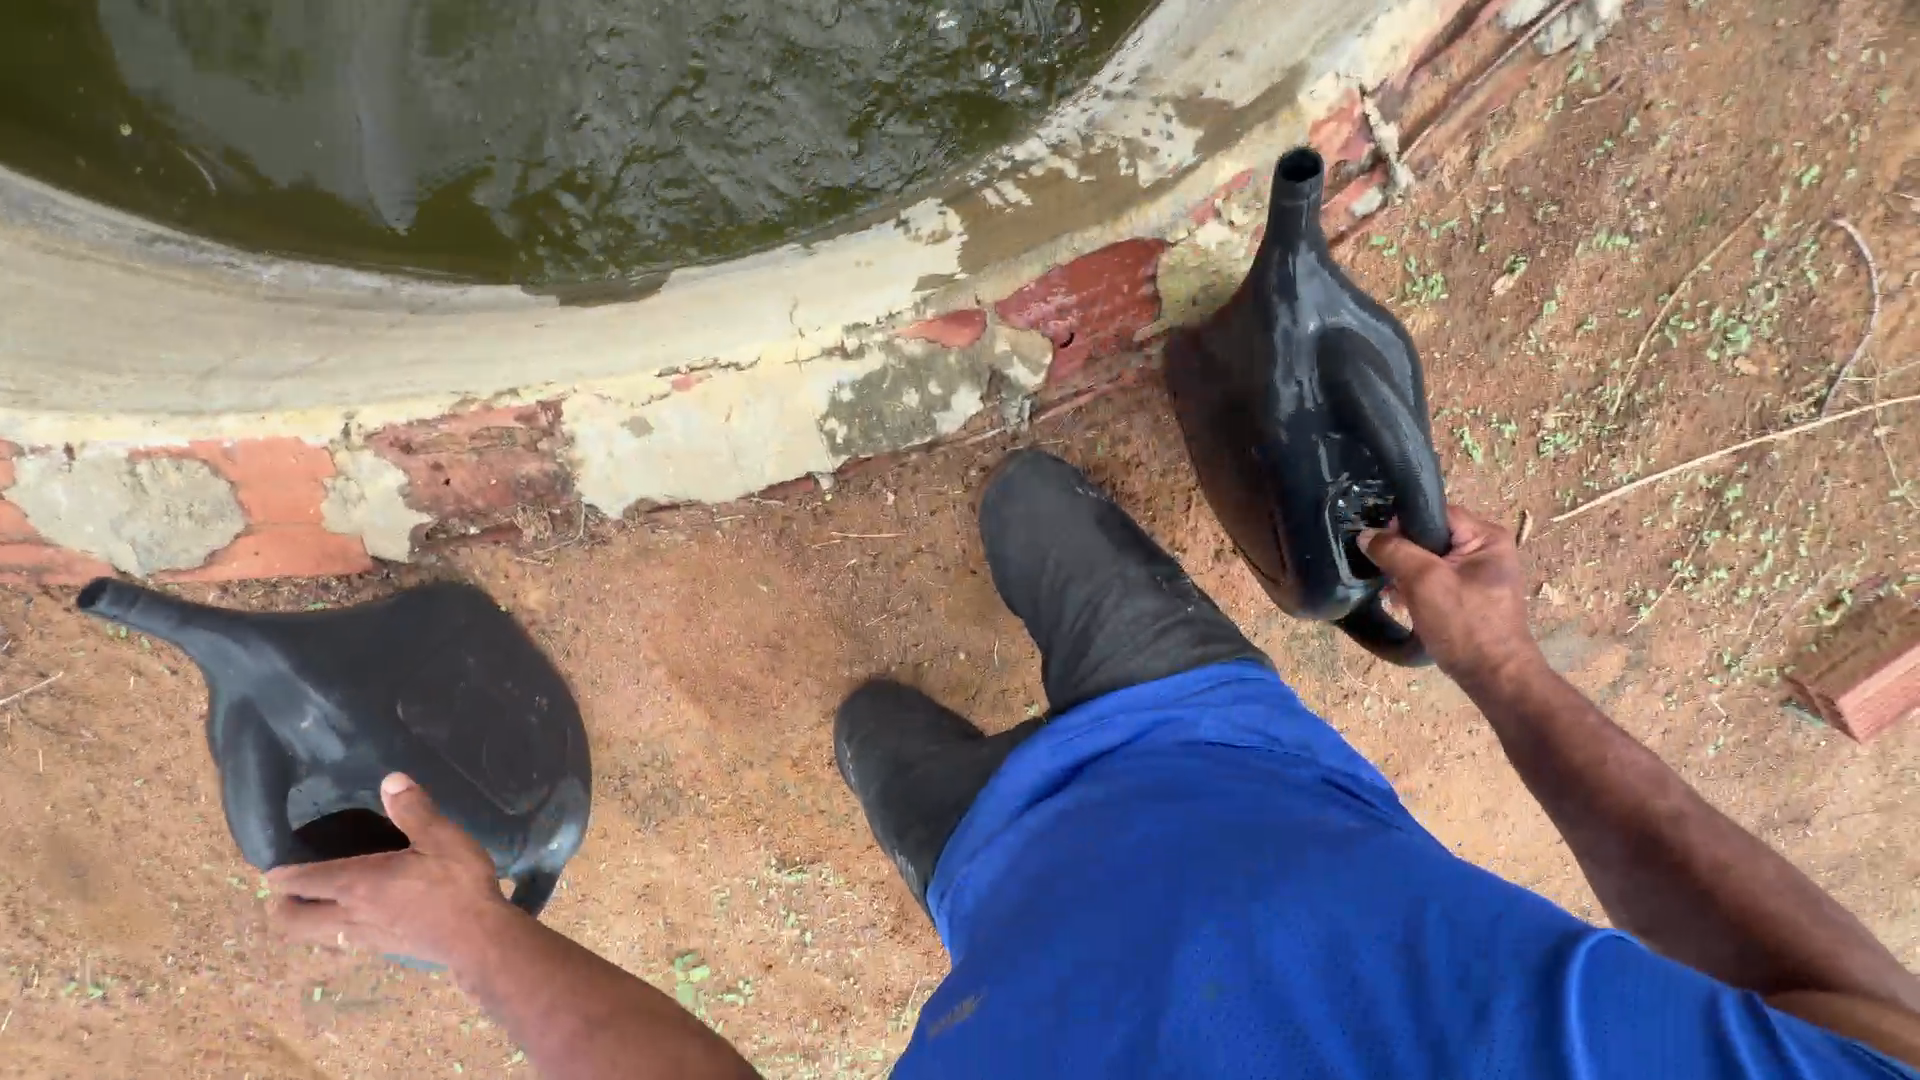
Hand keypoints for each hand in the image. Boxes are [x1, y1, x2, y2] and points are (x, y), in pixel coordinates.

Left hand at [267, 773, 516, 966]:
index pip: (300, 882)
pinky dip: (333, 930)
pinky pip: (339, 941)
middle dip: (283, 904)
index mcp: (357, 883)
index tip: (274, 865)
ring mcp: (363, 936)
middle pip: (291, 919)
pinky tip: (358, 916)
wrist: (477, 936)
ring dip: (305, 920)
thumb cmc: (457, 882)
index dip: (281, 874)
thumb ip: (414, 811)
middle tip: (293, 886)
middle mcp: (348, 913)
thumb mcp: (443, 838)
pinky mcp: (381, 948)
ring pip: (311, 935)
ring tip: (319, 902)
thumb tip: (390, 780)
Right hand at [1360, 505, 1542, 683]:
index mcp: (1487, 537)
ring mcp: (1476, 574)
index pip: (1435, 513)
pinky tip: (1401, 603)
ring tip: (1393, 592)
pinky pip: (1432, 579)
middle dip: (1401, 554)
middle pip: (1429, 536)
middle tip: (1386, 573)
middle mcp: (1485, 550)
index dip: (1403, 525)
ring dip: (1404, 574)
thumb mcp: (1424, 581)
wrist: (1493, 675)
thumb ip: (1394, 551)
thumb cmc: (1464, 623)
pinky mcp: (1466, 595)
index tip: (1380, 544)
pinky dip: (1414, 588)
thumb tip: (1365, 534)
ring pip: (1427, 559)